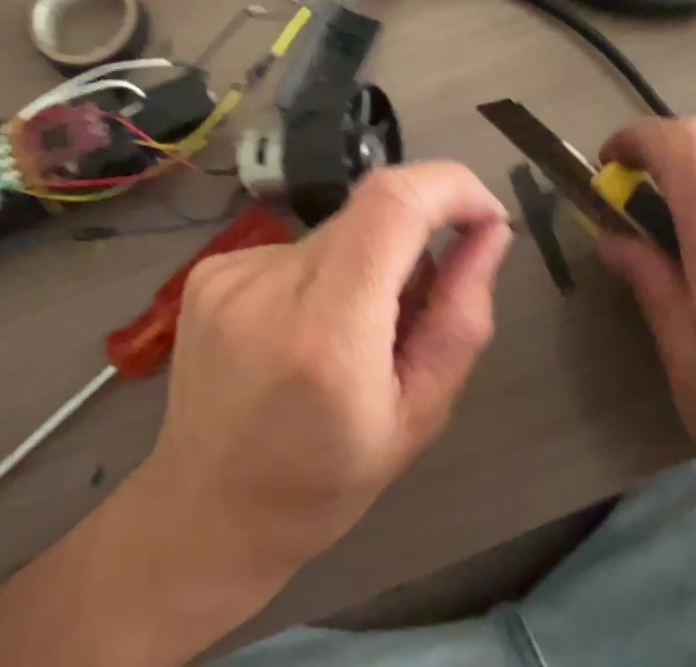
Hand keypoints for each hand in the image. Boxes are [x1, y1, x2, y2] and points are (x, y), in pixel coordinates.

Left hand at [0, 164, 510, 666]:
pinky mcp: (208, 272)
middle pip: (367, 216)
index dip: (450, 186)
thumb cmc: (325, 481)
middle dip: (409, 248)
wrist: (208, 508)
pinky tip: (296, 337)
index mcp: (327, 333)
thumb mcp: (420, 413)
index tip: (483, 216)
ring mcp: (228, 273)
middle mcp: (268, 287)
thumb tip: (488, 232)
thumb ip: (461, 316)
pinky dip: (317, 279)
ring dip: (361, 268)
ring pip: (333, 234)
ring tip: (344, 341)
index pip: (392, 203)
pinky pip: (292, 251)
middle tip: (408, 318)